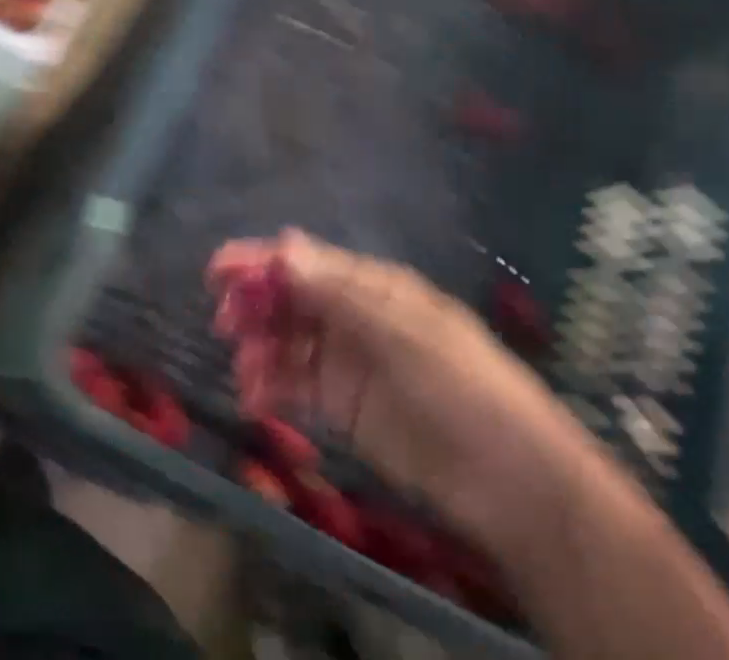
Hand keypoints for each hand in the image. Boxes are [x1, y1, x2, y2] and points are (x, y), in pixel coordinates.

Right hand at [209, 229, 595, 552]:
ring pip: (283, 343)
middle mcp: (354, 320)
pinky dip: (267, 388)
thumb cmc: (465, 392)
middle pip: (287, 300)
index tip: (216, 271)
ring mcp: (345, 364)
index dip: (260, 262)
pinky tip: (254, 400)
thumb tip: (284, 246)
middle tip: (225, 325)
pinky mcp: (339, 406)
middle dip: (252, 306)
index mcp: (376, 291)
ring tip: (246, 373)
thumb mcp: (404, 335)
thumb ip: (339, 293)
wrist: (512, 482)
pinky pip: (291, 386)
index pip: (307, 264)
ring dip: (257, 350)